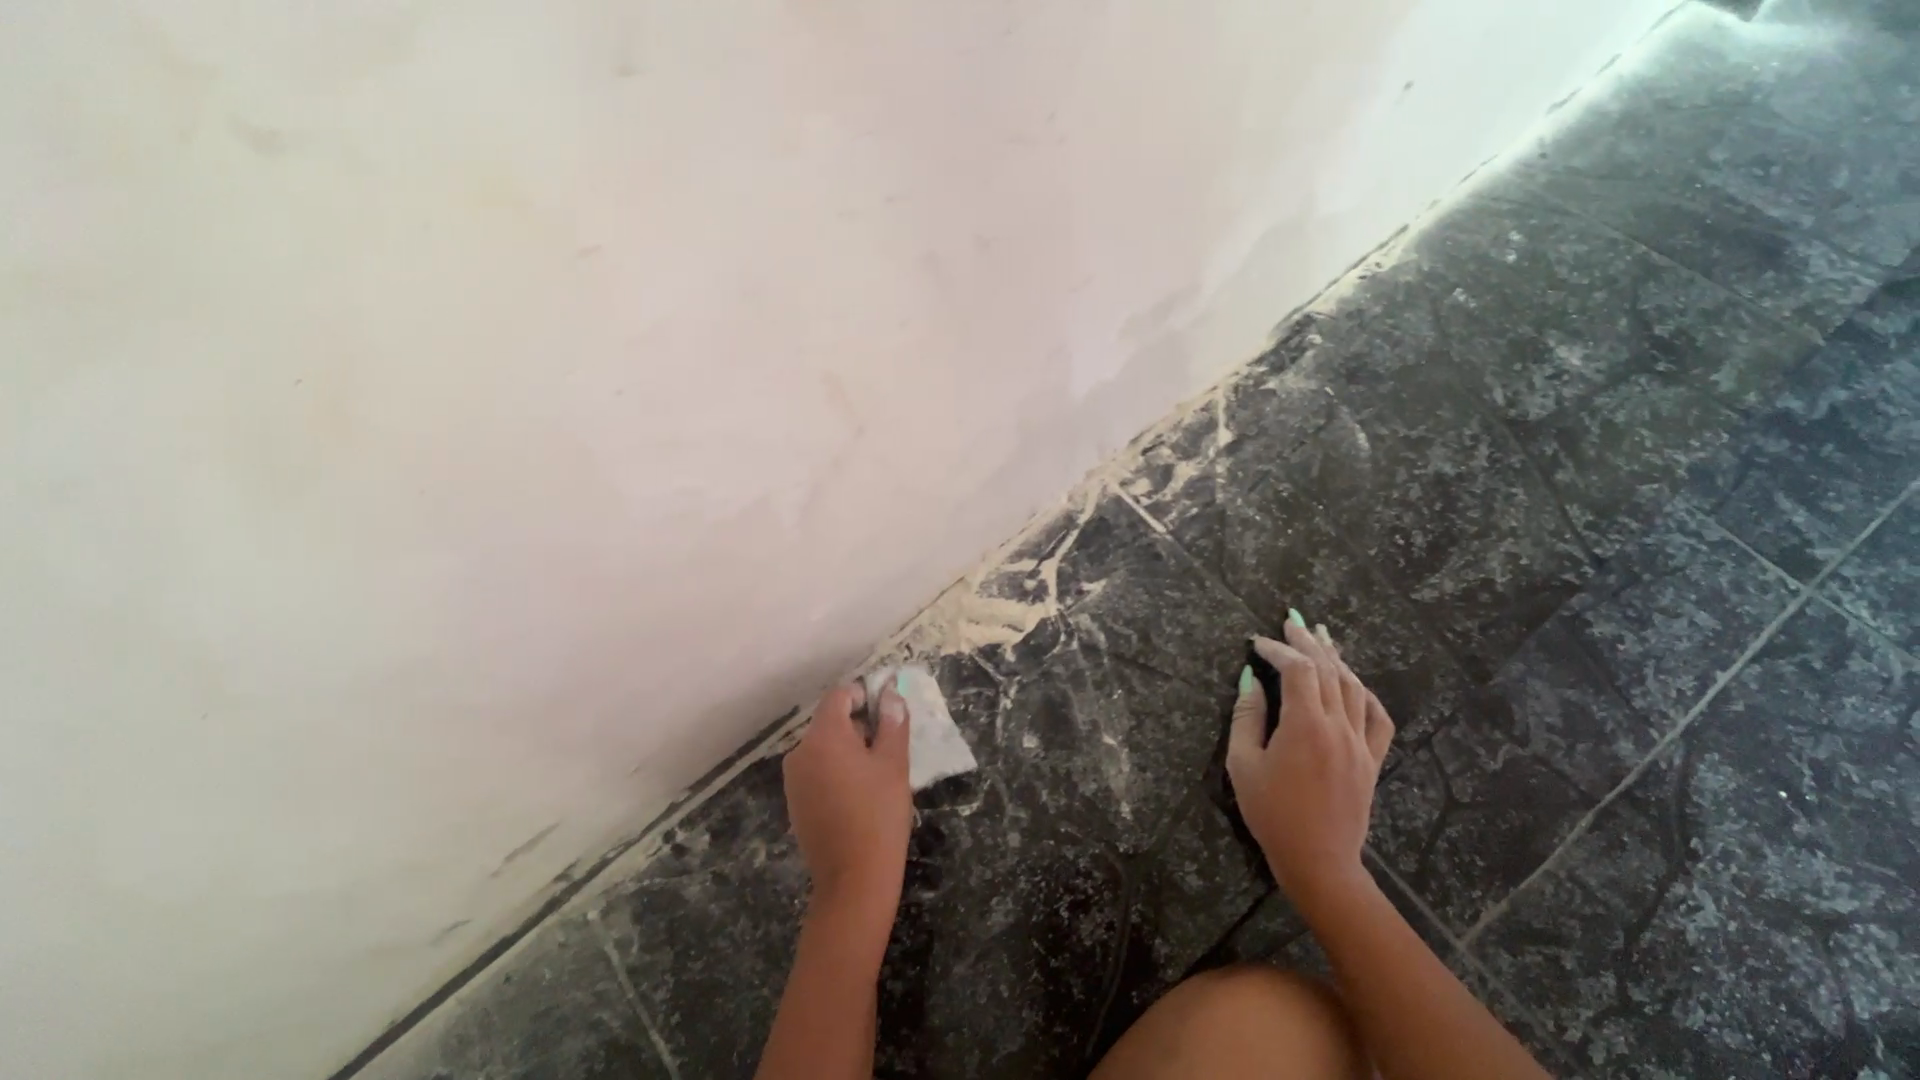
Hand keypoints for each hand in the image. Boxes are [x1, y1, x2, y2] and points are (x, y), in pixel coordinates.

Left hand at [783, 680, 912, 919]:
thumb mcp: (894, 764)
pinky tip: (857, 797)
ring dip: (847, 751)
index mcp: (823, 737)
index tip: (887, 714)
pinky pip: (816, 771)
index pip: (839, 696)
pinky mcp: (794, 802)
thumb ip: (892, 723)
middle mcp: (800, 752)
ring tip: (875, 777)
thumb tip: (890, 695)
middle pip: (829, 722)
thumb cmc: (879, 814)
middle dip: (858, 727)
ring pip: (823, 748)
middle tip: (888, 750)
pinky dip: (835, 772)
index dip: (864, 696)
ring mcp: (793, 779)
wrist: (853, 878)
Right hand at [1227, 619, 1394, 911]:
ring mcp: (1360, 742)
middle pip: (1327, 670)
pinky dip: (1365, 693)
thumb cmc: (1271, 813)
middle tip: (1292, 620)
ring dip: (1336, 658)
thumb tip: (1250, 680)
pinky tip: (1354, 682)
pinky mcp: (1372, 760)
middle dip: (1307, 642)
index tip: (1257, 642)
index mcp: (1305, 725)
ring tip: (1322, 636)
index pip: (1297, 670)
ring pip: (1353, 687)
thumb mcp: (1243, 764)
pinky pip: (1377, 717)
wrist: (1318, 859)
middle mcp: (1338, 726)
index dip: (1278, 649)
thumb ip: (1247, 717)